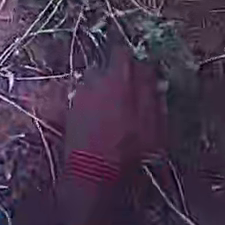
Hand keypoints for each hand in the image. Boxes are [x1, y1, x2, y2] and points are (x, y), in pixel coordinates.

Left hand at [61, 52, 162, 185]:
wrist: (90, 171)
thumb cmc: (128, 147)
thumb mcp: (152, 123)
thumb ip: (153, 94)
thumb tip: (155, 76)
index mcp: (117, 79)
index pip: (122, 52)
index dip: (133, 60)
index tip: (143, 72)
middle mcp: (94, 80)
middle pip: (107, 67)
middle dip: (120, 76)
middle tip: (133, 94)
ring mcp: (78, 95)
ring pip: (95, 82)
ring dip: (106, 90)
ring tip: (116, 109)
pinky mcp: (69, 110)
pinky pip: (85, 97)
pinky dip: (94, 103)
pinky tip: (102, 120)